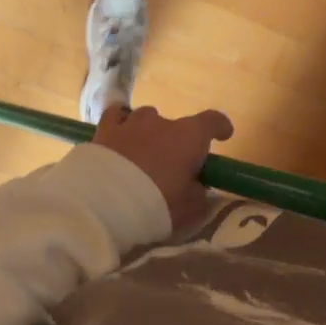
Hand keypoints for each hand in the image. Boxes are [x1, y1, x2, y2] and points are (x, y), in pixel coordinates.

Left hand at [93, 105, 233, 230]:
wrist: (105, 201)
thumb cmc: (156, 203)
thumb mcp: (188, 208)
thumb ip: (198, 194)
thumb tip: (196, 187)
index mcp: (189, 137)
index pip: (212, 121)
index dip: (219, 127)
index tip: (222, 135)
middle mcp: (161, 123)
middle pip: (175, 125)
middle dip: (175, 141)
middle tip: (169, 165)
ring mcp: (130, 123)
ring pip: (144, 118)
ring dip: (147, 131)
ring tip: (141, 153)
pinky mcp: (103, 130)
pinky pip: (114, 116)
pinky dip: (119, 123)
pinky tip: (117, 134)